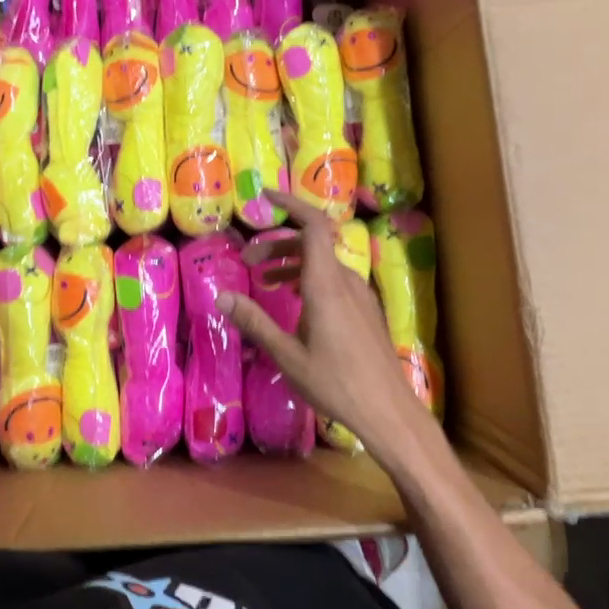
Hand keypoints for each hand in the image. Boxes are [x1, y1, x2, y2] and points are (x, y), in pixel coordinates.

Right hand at [218, 189, 429, 455]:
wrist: (389, 411)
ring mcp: (360, 295)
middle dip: (277, 244)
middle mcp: (345, 281)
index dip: (291, 204)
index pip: (313, 225)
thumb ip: (255, 322)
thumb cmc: (336, 383)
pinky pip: (334, 280)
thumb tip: (220, 296)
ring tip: (264, 282)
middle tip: (247, 262)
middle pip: (312, 243)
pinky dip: (309, 279)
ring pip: (323, 263)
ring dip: (292, 263)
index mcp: (326, 284)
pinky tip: (295, 303)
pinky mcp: (365, 310)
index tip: (265, 197)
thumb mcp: (287, 356)